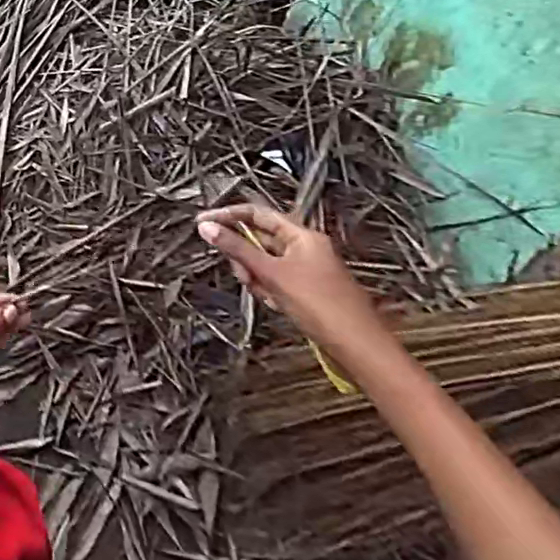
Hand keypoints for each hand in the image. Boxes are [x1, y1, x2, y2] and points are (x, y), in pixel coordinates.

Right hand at [195, 204, 384, 352]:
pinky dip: (267, 288)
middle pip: (258, 239)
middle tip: (244, 273)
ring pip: (262, 261)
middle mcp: (304, 247)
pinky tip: (276, 302)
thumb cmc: (318, 304)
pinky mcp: (304, 287)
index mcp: (302, 236)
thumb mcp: (270, 272)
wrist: (358, 346)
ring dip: (255, 275)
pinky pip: (273, 278)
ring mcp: (305, 267)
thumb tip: (206, 226)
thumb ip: (236, 248)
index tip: (201, 223)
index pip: (256, 213)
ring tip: (264, 292)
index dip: (227, 215)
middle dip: (244, 256)